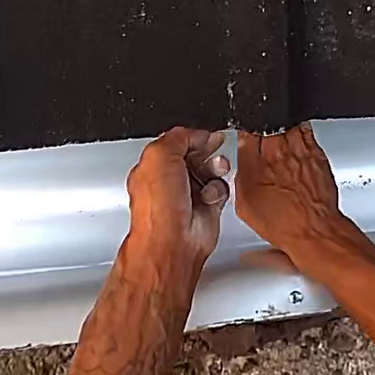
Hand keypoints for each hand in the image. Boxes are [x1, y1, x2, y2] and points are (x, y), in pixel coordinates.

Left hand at [124, 127, 231, 268]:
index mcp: (153, 167)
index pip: (175, 143)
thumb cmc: (158, 207)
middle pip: (195, 154)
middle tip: (214, 146)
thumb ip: (179, 137)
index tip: (205, 134)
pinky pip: (221, 188)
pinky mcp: (207, 207)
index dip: (191, 136)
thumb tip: (198, 134)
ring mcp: (189, 195)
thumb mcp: (161, 154)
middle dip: (207, 149)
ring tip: (214, 170)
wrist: (172, 241)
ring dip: (215, 167)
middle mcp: (169, 181)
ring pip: (211, 169)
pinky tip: (209, 196)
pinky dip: (218, 189)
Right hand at [235, 123, 358, 266]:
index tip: (245, 136)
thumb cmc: (282, 222)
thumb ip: (241, 173)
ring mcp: (300, 150)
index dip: (244, 130)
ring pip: (288, 122)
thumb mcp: (245, 203)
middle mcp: (278, 152)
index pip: (246, 130)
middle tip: (261, 139)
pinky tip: (294, 147)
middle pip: (267, 122)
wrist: (315, 231)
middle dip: (263, 127)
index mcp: (255, 162)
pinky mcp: (318, 154)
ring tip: (278, 143)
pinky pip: (306, 132)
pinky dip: (299, 135)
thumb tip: (241, 153)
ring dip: (281, 128)